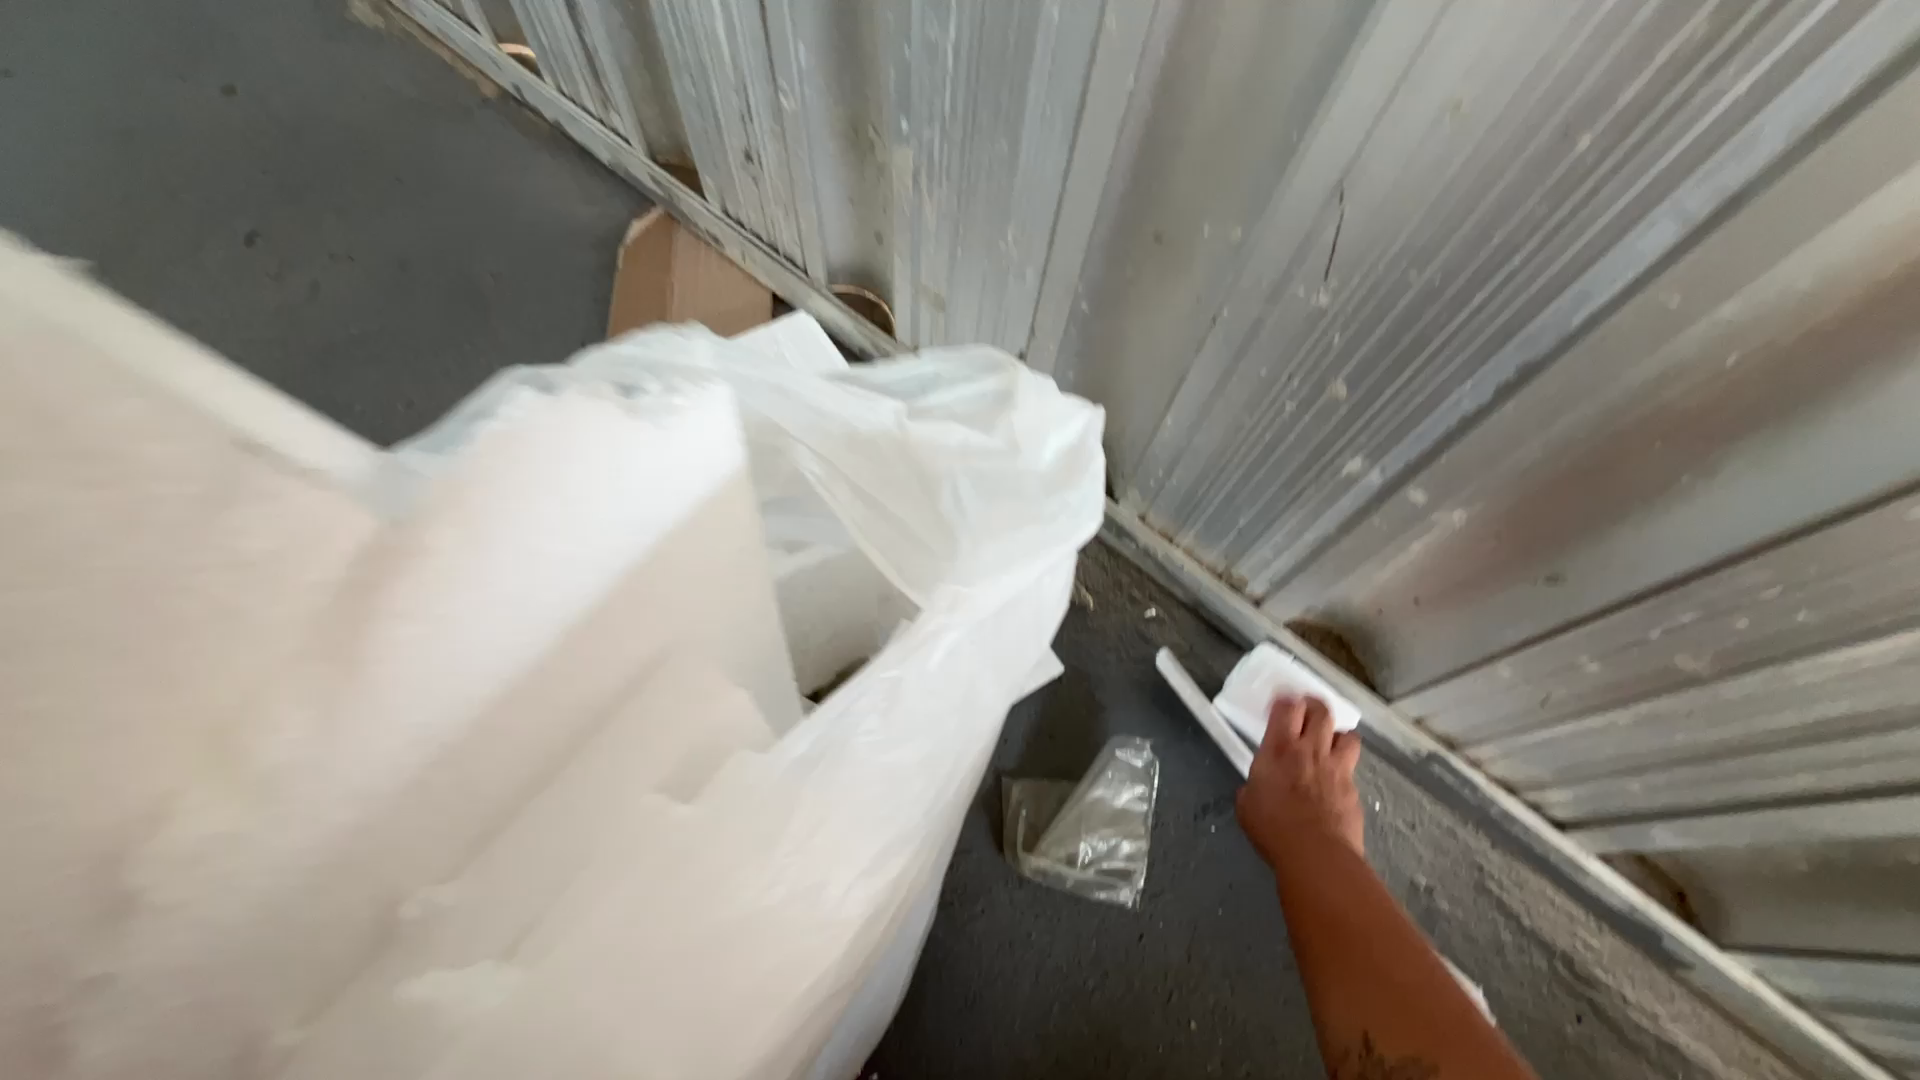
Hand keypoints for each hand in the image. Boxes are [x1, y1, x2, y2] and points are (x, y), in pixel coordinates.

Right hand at [1236, 696, 1364, 864]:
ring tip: (1329, 743)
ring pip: (1347, 735)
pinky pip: (1351, 769)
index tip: (1281, 703)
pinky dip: (1343, 770)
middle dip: (1314, 705)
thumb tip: (1259, 788)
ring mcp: (1337, 769)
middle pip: (1321, 711)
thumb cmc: (1272, 828)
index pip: (1287, 707)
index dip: (1285, 700)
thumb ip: (1254, 786)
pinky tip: (1334, 784)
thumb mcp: (1247, 803)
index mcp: (1279, 749)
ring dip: (1337, 735)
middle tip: (1306, 710)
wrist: (1317, 855)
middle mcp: (1310, 751)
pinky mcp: (1353, 789)